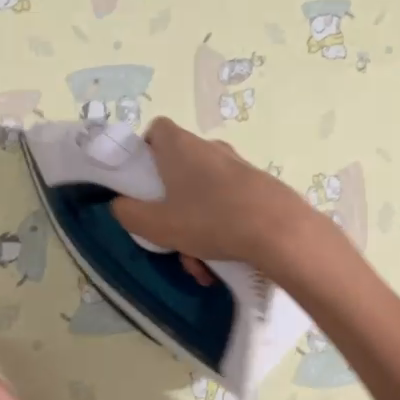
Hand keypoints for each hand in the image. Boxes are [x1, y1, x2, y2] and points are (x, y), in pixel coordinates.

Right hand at [110, 118, 319, 271]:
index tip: (144, 186)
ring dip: (197, 234)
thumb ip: (129, 213)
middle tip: (173, 243)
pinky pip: (229, 208)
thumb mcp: (156, 224)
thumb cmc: (208, 220)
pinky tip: (224, 264)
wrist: (277, 230)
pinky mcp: (259, 187)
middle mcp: (209, 148)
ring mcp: (238, 167)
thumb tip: (121, 205)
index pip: (156, 130)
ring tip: (202, 268)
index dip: (145, 154)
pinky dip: (222, 234)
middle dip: (172, 212)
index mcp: (180, 145)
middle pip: (180, 173)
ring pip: (204, 199)